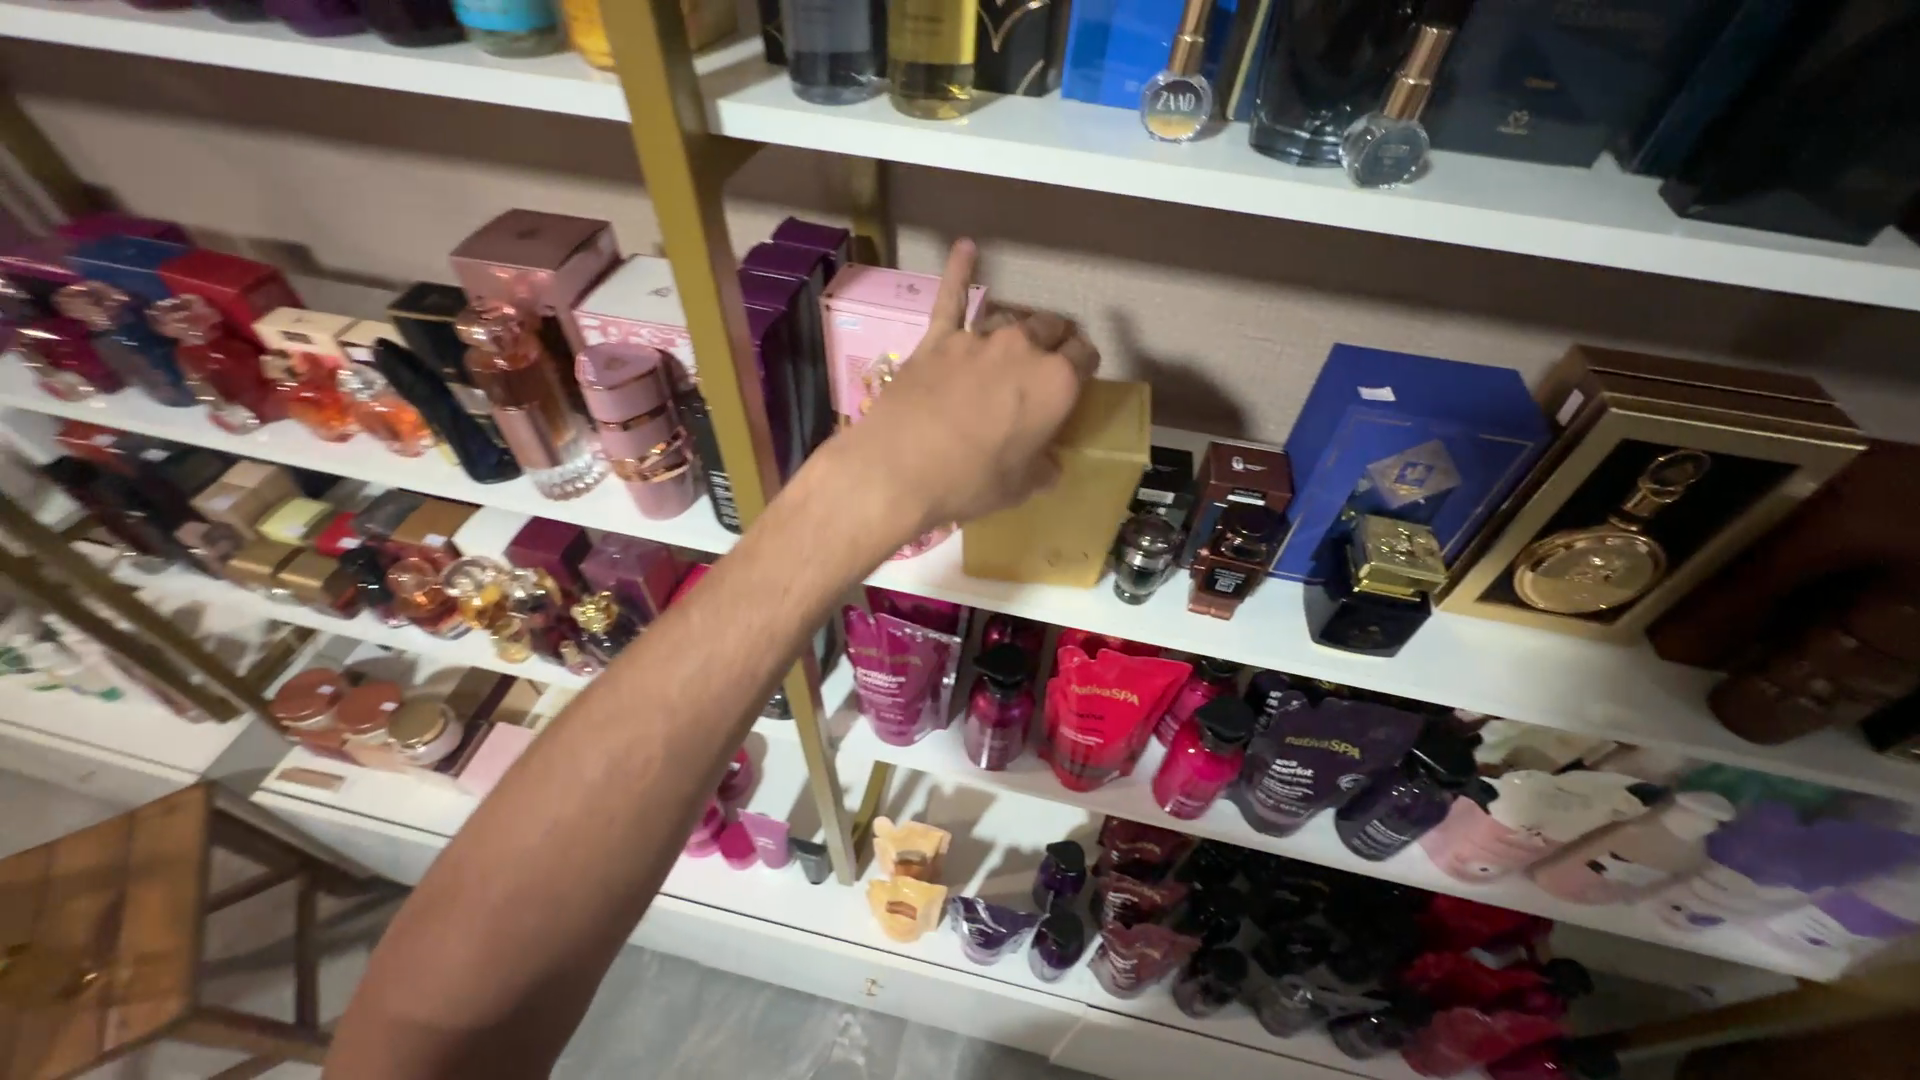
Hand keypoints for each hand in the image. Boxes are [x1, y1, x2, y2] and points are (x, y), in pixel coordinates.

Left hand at [830, 238, 1098, 536]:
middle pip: (1050, 328)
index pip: (1085, 357)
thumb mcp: (1019, 488)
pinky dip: (960, 270)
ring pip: (1008, 317)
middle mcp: (1023, 350)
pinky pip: (951, 297)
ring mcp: (977, 339)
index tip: (1078, 377)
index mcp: (1056, 383)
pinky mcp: (937, 339)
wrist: (898, 469)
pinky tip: (966, 247)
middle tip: (1049, 358)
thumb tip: (1050, 466)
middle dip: (1056, 339)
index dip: (1083, 366)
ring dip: (1017, 326)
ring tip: (1016, 338)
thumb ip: (1041, 469)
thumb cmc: (969, 482)